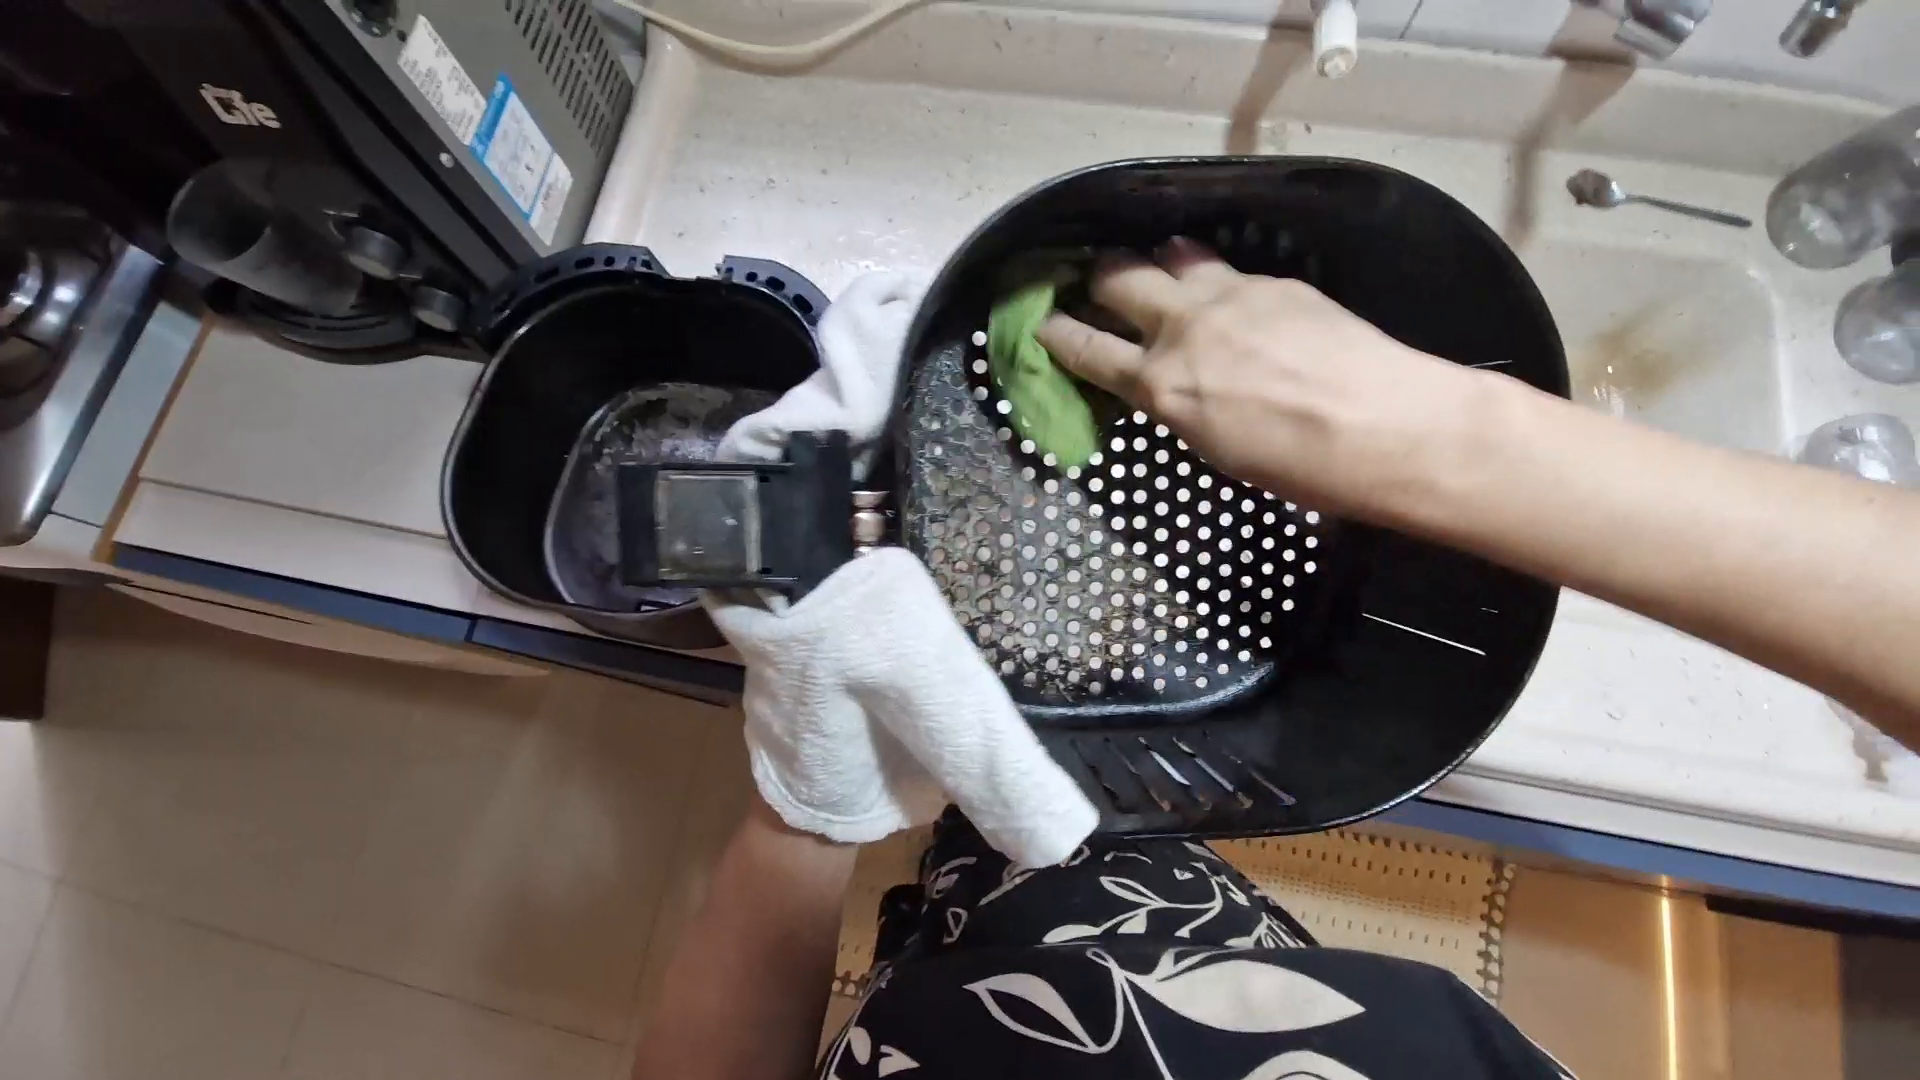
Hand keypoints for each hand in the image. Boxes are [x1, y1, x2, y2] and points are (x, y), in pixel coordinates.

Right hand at [1035, 238, 1486, 524]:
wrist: (1385, 427)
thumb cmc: (1297, 466)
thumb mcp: (1214, 447)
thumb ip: (1180, 403)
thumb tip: (1172, 383)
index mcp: (1162, 386)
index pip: (1087, 350)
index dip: (1058, 335)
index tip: (1044, 324)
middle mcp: (1184, 328)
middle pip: (1118, 279)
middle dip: (1098, 279)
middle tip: (1097, 282)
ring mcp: (1230, 295)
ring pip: (1172, 255)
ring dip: (1157, 261)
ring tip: (1161, 267)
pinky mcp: (1274, 282)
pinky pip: (1226, 267)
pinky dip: (1212, 273)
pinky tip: (1227, 289)